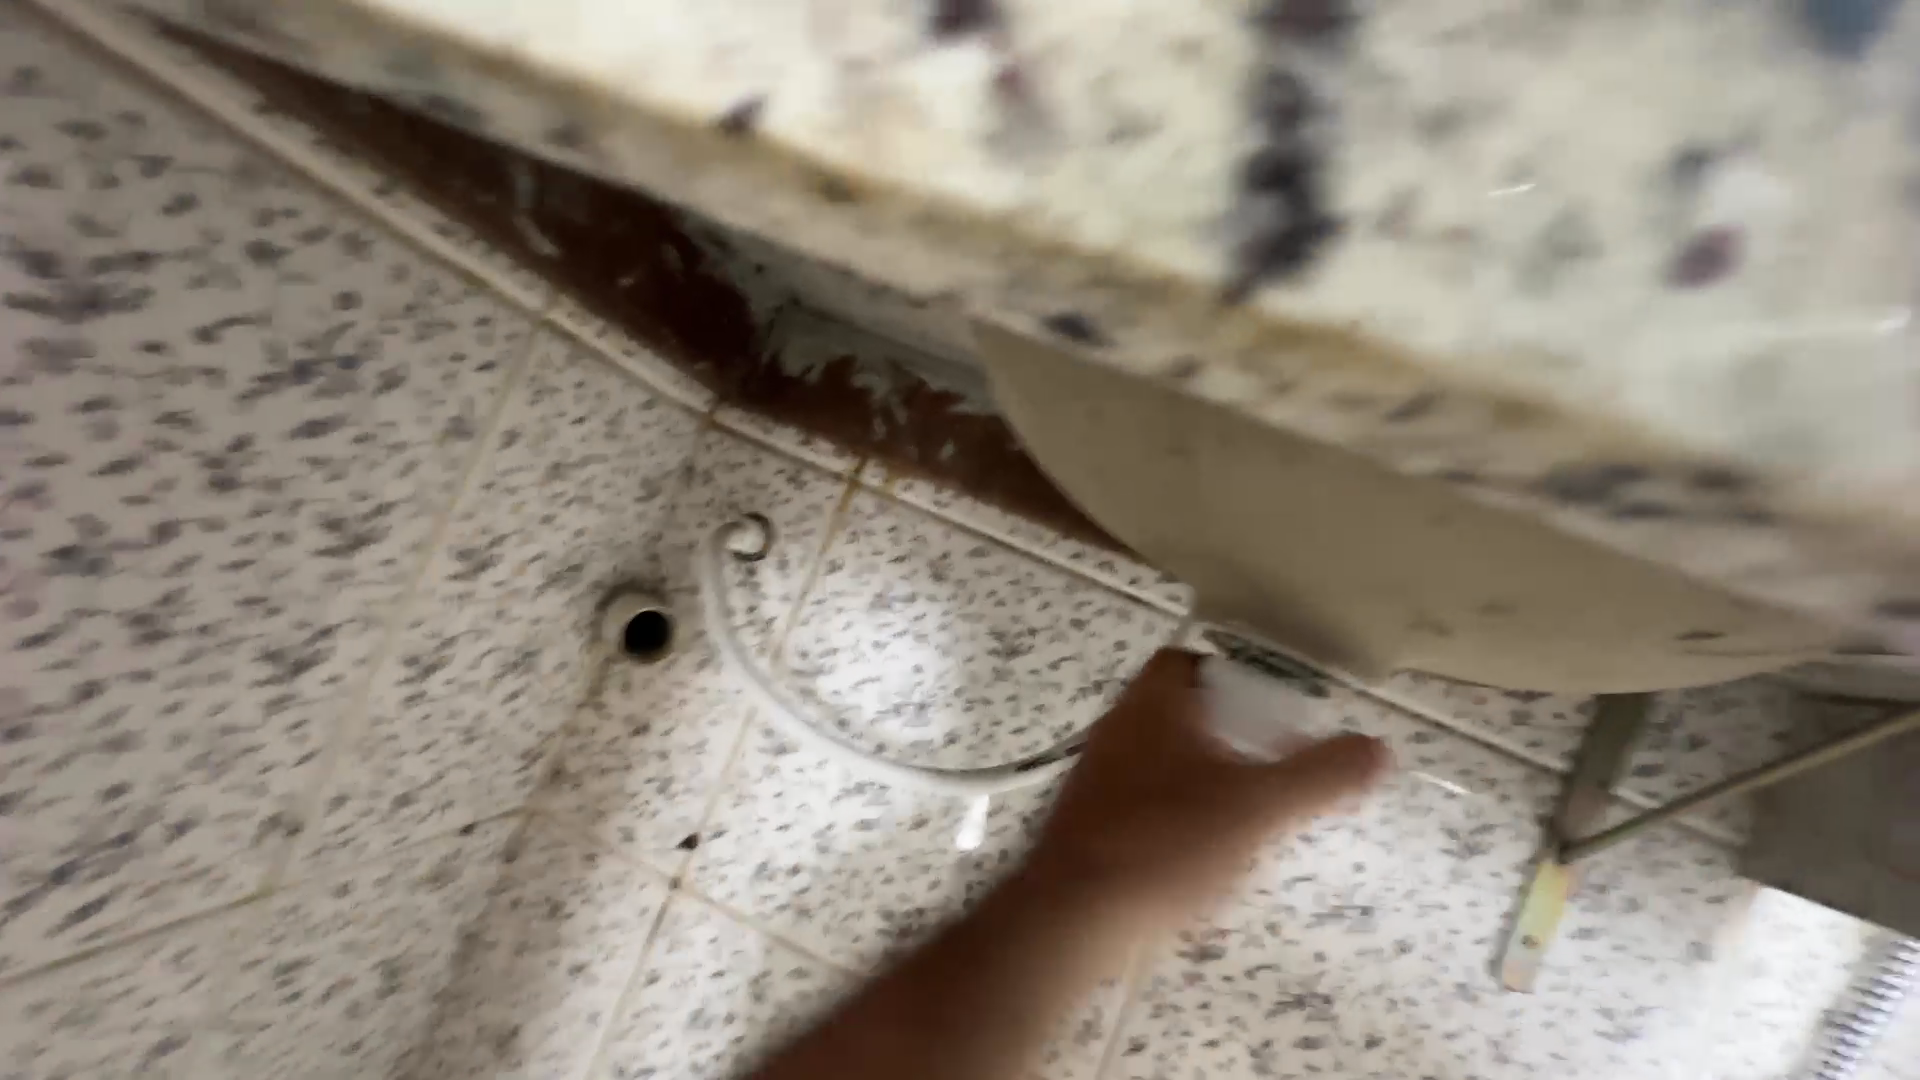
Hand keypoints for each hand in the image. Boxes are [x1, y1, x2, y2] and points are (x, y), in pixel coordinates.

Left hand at [1025, 648, 1389, 928]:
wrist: (1077, 910)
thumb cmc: (1165, 842)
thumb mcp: (1256, 807)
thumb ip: (1318, 776)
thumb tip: (1377, 748)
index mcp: (1151, 705)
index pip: (1182, 661)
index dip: (1227, 675)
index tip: (1267, 708)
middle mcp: (1117, 727)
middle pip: (1173, 708)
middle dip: (1223, 728)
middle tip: (1267, 760)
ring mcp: (1097, 771)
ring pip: (1157, 752)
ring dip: (1200, 769)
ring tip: (1244, 807)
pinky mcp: (1088, 815)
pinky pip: (1139, 792)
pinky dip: (1173, 804)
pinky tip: (1198, 847)